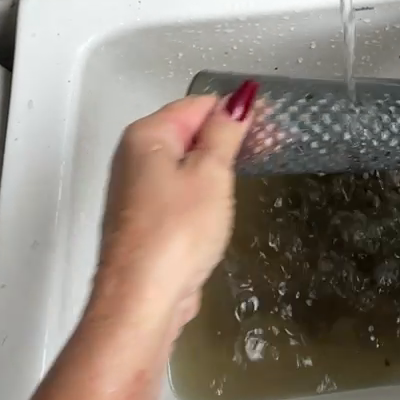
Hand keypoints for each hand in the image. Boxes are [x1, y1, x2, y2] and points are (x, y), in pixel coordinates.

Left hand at [92, 85, 253, 330]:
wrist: (141, 303)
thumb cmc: (176, 232)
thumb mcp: (211, 173)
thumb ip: (225, 132)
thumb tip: (238, 97)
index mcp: (146, 134)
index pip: (197, 104)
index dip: (233, 112)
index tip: (266, 126)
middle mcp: (133, 156)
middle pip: (188, 133)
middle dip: (223, 142)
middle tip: (260, 155)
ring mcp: (135, 191)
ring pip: (183, 166)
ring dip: (213, 173)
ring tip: (239, 187)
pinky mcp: (142, 222)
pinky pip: (178, 195)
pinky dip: (199, 198)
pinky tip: (215, 216)